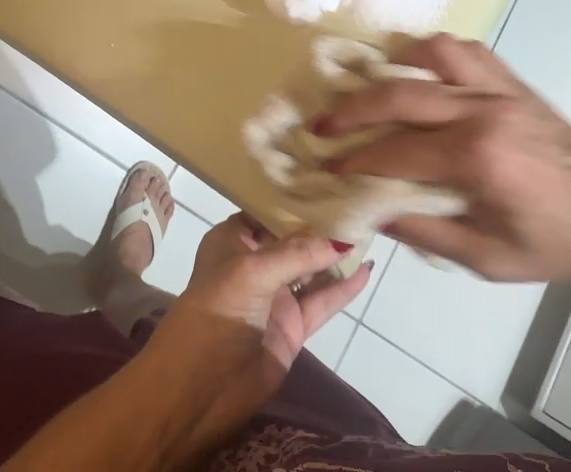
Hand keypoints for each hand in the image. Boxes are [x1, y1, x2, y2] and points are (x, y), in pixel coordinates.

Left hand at [150, 216, 369, 405]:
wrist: (201, 387)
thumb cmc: (217, 312)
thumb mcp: (252, 271)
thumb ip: (297, 254)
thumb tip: (341, 241)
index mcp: (231, 241)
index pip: (266, 211)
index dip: (294, 200)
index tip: (328, 184)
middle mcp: (253, 264)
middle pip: (293, 239)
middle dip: (322, 226)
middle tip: (359, 205)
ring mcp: (274, 296)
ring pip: (311, 270)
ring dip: (336, 255)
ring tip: (370, 231)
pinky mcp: (292, 326)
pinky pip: (322, 300)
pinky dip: (343, 288)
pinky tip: (366, 271)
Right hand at [315, 34, 570, 296]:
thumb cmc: (557, 248)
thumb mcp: (485, 258)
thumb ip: (422, 231)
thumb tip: (368, 210)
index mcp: (479, 160)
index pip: (396, 151)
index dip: (355, 161)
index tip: (326, 168)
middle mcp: (487, 113)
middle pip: (402, 94)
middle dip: (353, 109)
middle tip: (322, 123)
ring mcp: (505, 92)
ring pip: (436, 53)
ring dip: (395, 63)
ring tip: (371, 82)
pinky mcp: (519, 86)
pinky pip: (470, 51)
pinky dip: (435, 53)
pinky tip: (420, 71)